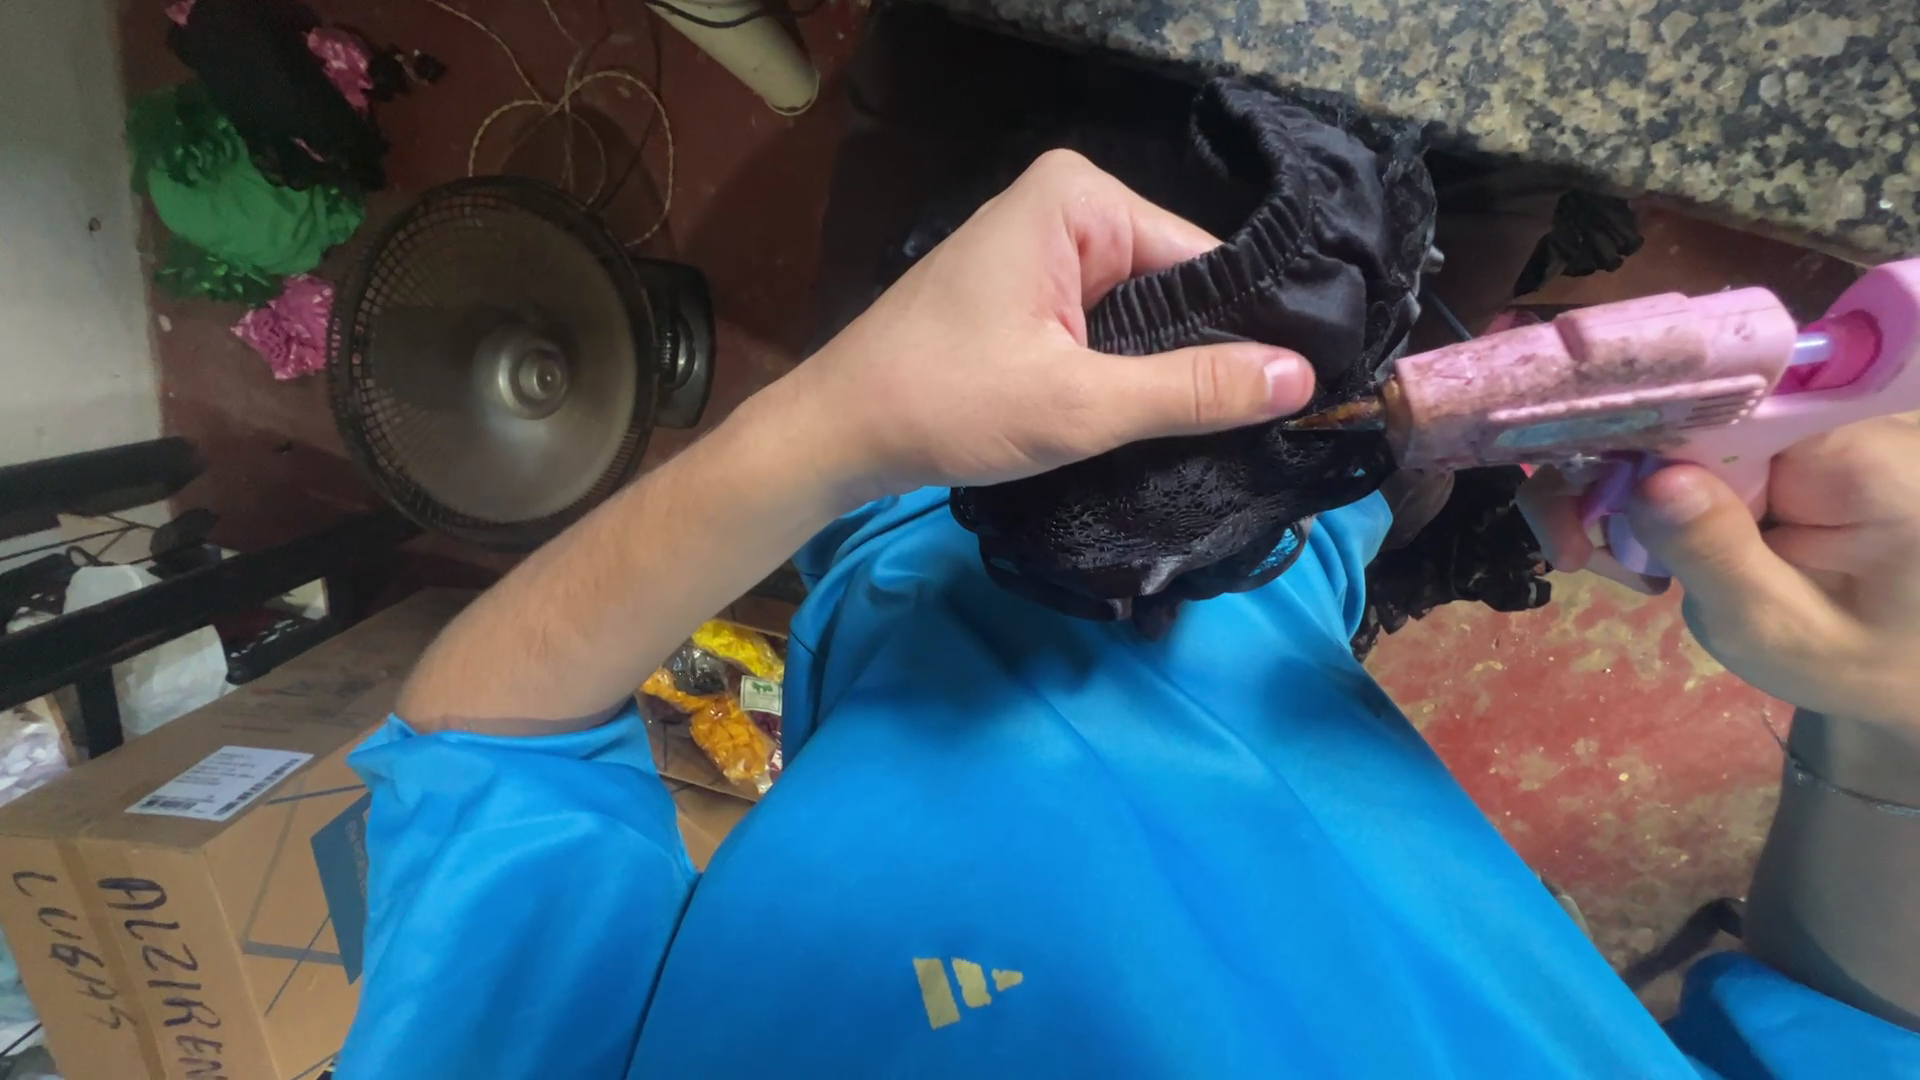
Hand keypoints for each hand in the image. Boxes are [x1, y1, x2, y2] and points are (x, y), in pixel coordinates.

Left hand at [770, 150, 1314, 504]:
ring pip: (1134, 315)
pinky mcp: (1021, 297)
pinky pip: (1095, 329)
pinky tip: (1138, 416)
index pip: (1203, 260)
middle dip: (1198, 355)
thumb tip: (1300, 377)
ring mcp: (1037, 254)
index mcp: (1081, 200)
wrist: (842, 432)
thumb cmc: (948, 405)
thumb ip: (1190, 389)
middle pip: (1170, 286)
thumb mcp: (1078, 403)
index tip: (1288, 395)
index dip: (1246, 330)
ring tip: (1203, 431)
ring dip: (1156, 371)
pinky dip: (1115, 372)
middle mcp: (1063, 209)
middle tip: (1250, 427)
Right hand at [1518, 417, 1919, 729]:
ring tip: (1612, 566)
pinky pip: (1676, 460)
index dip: (1630, 445)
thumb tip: (1650, 479)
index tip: (1579, 509)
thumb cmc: (1857, 664)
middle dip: (1603, 486)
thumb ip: (1714, 552)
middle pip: (1675, 423)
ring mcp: (1802, 438)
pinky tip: (1637, 552)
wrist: (1912, 673)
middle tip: (1575, 557)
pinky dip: (1634, 505)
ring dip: (1609, 502)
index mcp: (1859, 462)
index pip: (1718, 413)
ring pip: (1661, 442)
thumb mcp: (1773, 627)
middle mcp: (1833, 429)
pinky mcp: (1773, 454)